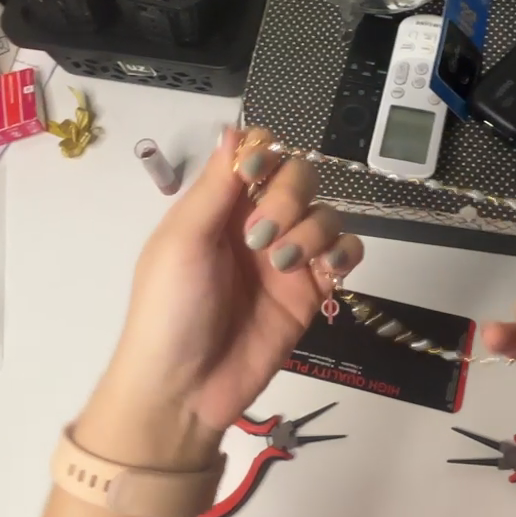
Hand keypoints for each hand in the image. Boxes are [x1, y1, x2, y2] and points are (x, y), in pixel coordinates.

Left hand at [78, 128, 364, 468]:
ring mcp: (287, 257)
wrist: (186, 389)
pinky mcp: (311, 290)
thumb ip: (215, 186)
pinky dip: (343, 254)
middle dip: (289, 198)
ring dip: (312, 232)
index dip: (266, 155)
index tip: (258, 175)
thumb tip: (234, 127)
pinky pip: (345, 253)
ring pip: (326, 214)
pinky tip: (325, 272)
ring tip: (282, 266)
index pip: (257, 154)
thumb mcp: (183, 241)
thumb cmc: (170, 309)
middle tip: (260, 237)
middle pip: (299, 177)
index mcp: (219, 205)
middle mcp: (257, 223)